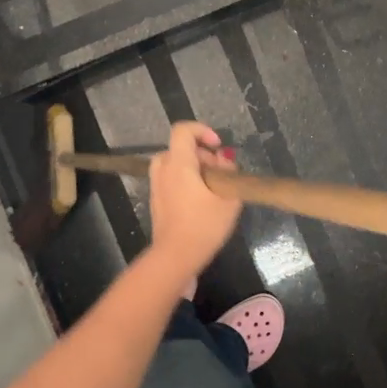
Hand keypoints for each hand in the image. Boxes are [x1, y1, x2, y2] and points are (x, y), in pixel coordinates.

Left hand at [147, 122, 240, 275]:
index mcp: (178, 163)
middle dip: (202, 154)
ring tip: (211, 186)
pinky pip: (170, 178)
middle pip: (180, 147)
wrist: (175, 257)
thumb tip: (225, 162)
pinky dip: (185, 180)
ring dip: (193, 167)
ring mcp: (156, 186)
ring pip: (174, 163)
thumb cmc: (204, 226)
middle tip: (220, 172)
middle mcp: (163, 170)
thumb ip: (229, 173)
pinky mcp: (156, 200)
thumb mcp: (228, 199)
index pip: (183, 130)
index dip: (202, 131)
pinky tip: (201, 200)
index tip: (218, 147)